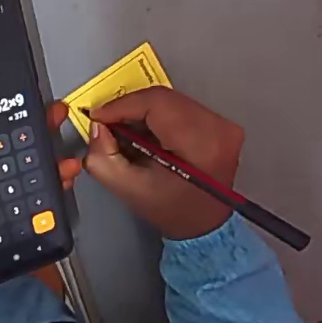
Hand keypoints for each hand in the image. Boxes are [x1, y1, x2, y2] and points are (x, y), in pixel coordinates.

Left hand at [0, 106, 83, 304]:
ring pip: (20, 182)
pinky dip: (44, 202)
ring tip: (63, 157)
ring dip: (45, 167)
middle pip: (5, 157)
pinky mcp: (0, 231)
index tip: (15, 103)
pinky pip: (24, 213)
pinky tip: (57, 190)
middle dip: (32, 137)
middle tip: (52, 118)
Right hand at [84, 87, 242, 239]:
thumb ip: (104, 158)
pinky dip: (156, 115)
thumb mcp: (129, 190)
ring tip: (124, 131)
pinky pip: (180, 107)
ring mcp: (223, 124)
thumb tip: (98, 127)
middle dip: (129, 108)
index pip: (157, 103)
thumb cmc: (171, 211)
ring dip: (141, 111)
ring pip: (171, 100)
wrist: (204, 224)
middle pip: (164, 98)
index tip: (98, 117)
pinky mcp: (220, 123)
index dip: (121, 106)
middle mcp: (218, 128)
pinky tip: (144, 133)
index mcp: (200, 145)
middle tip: (107, 124)